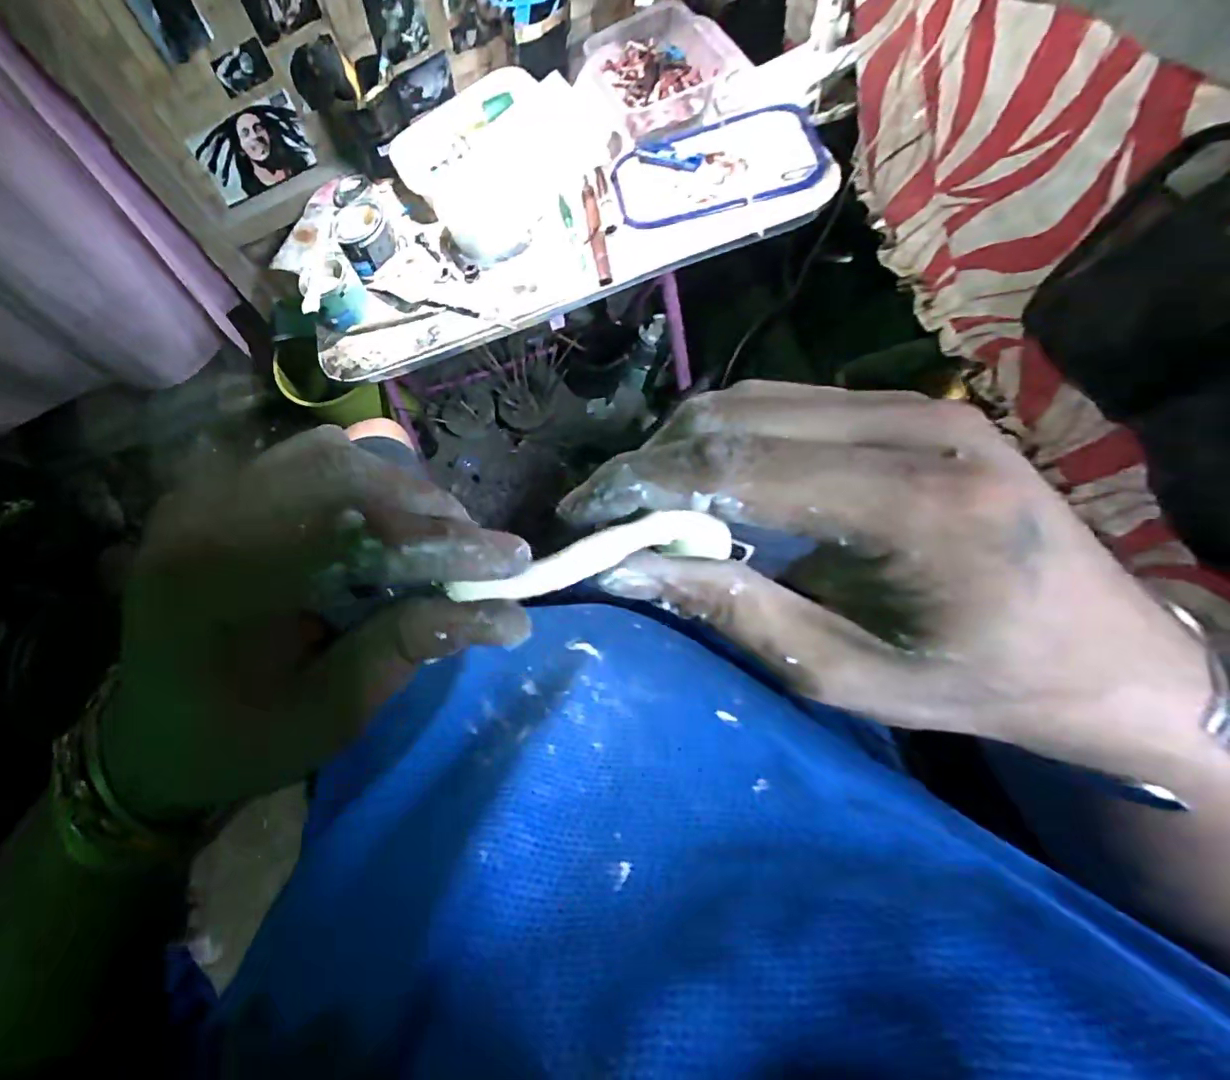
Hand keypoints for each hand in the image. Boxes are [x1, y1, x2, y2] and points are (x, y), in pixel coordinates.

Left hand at [103, 427, 532, 820]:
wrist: (150, 739)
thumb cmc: (232, 744)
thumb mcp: (323, 716)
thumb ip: (399, 650)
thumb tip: (498, 613)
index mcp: (217, 581)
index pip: (346, 530)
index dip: (435, 540)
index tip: (508, 559)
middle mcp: (199, 519)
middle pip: (331, 473)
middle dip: (417, 505)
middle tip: (471, 546)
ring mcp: (195, 502)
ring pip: (313, 459)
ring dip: (386, 489)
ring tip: (430, 535)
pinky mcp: (204, 502)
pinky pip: (288, 469)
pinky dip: (346, 488)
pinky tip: (374, 526)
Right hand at [557, 382, 1215, 780]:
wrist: (1112, 653)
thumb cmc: (973, 681)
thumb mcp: (836, 671)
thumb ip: (726, 609)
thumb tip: (618, 567)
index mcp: (917, 507)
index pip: (734, 465)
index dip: (637, 485)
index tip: (578, 515)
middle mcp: (919, 430)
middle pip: (729, 418)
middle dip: (643, 464)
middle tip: (598, 513)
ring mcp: (917, 407)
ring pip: (743, 400)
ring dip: (672, 447)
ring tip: (637, 500)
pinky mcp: (907, 407)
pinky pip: (775, 404)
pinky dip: (714, 439)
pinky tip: (695, 480)